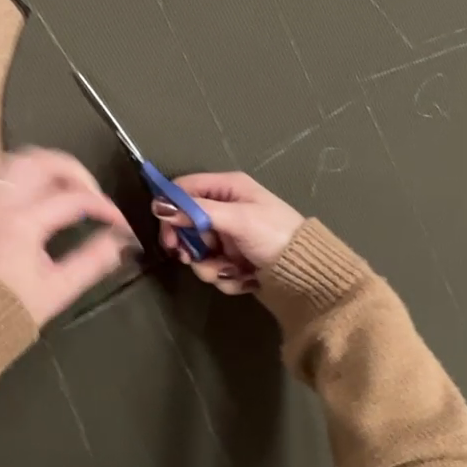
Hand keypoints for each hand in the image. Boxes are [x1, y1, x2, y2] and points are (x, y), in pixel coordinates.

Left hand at [0, 148, 138, 324]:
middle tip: (94, 195)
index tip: (120, 222)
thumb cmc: (13, 308)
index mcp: (24, 223)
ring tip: (70, 186)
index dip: (104, 207)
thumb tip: (120, 241)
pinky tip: (42, 188)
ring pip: (21, 160)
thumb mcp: (60, 288)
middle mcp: (4, 203)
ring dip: (50, 166)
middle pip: (44, 163)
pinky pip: (4, 172)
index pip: (74, 199)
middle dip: (77, 173)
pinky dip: (27, 171)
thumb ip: (93, 260)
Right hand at [154, 172, 303, 293]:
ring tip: (231, 271)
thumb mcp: (238, 220)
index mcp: (228, 188)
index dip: (171, 208)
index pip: (185, 189)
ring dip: (210, 266)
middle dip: (190, 245)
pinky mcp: (233, 260)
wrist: (307, 275)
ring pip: (198, 251)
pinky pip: (213, 268)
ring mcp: (228, 237)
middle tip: (189, 256)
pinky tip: (245, 278)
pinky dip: (226, 277)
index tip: (167, 232)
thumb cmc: (274, 236)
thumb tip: (159, 206)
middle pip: (186, 223)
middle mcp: (225, 209)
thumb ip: (198, 213)